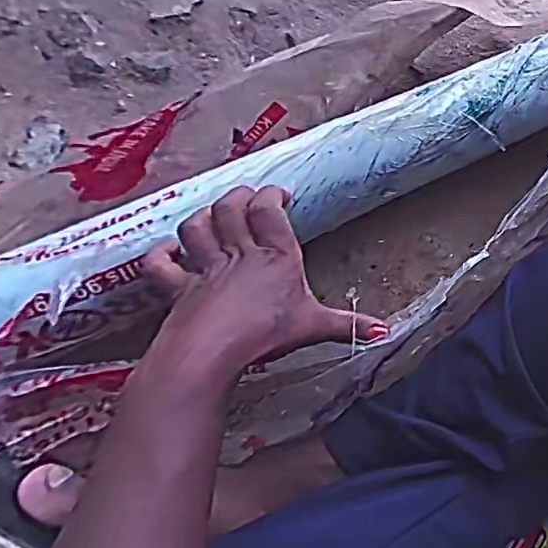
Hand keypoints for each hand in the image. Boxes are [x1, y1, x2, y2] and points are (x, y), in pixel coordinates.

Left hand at [138, 186, 386, 385]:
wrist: (210, 354)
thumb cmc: (265, 336)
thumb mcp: (315, 327)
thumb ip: (349, 326)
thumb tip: (386, 331)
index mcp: (275, 256)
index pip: (269, 210)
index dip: (272, 194)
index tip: (280, 194)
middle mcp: (240, 254)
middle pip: (231, 209)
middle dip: (239, 196)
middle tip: (248, 196)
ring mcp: (206, 269)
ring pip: (197, 227)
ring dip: (204, 215)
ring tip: (213, 214)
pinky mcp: (179, 289)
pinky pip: (162, 265)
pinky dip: (160, 254)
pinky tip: (167, 250)